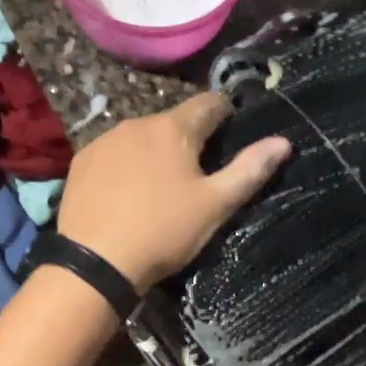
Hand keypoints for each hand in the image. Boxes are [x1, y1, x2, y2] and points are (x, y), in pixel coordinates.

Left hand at [56, 92, 292, 291]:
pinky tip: (127, 196)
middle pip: (172, 123)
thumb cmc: (164, 232)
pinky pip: (112, 156)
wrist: (97, 262)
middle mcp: (136, 123)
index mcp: (174, 129)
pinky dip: (125, 168)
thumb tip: (283, 142)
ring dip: (154, 154)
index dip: (225, 113)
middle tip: (197, 174)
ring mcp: (104, 141)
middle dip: (187, 140)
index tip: (232, 129)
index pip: (208, 103)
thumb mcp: (215, 206)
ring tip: (160, 188)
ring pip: (140, 139)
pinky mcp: (81, 162)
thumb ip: (249, 171)